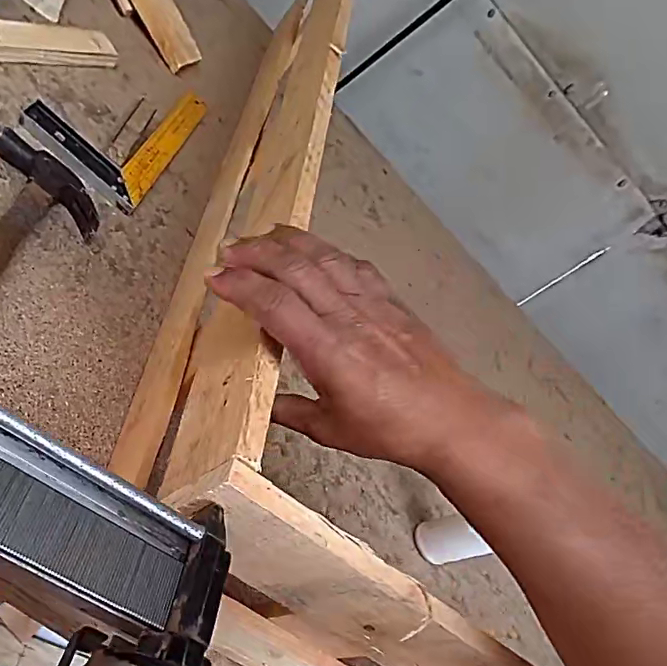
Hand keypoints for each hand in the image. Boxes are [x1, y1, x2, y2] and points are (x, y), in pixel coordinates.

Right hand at [206, 228, 520, 474]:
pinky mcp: (391, 303)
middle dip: (256, 253)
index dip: (240, 286)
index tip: (216, 279)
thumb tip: (268, 406)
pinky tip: (315, 251)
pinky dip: (328, 252)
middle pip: (295, 269)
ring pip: (324, 258)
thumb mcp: (331, 429)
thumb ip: (292, 412)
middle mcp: (349, 319)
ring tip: (263, 236)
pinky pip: (354, 266)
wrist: (451, 419)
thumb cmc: (395, 428)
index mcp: (328, 351)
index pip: (274, 304)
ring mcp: (373, 306)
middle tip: (229, 251)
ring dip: (289, 243)